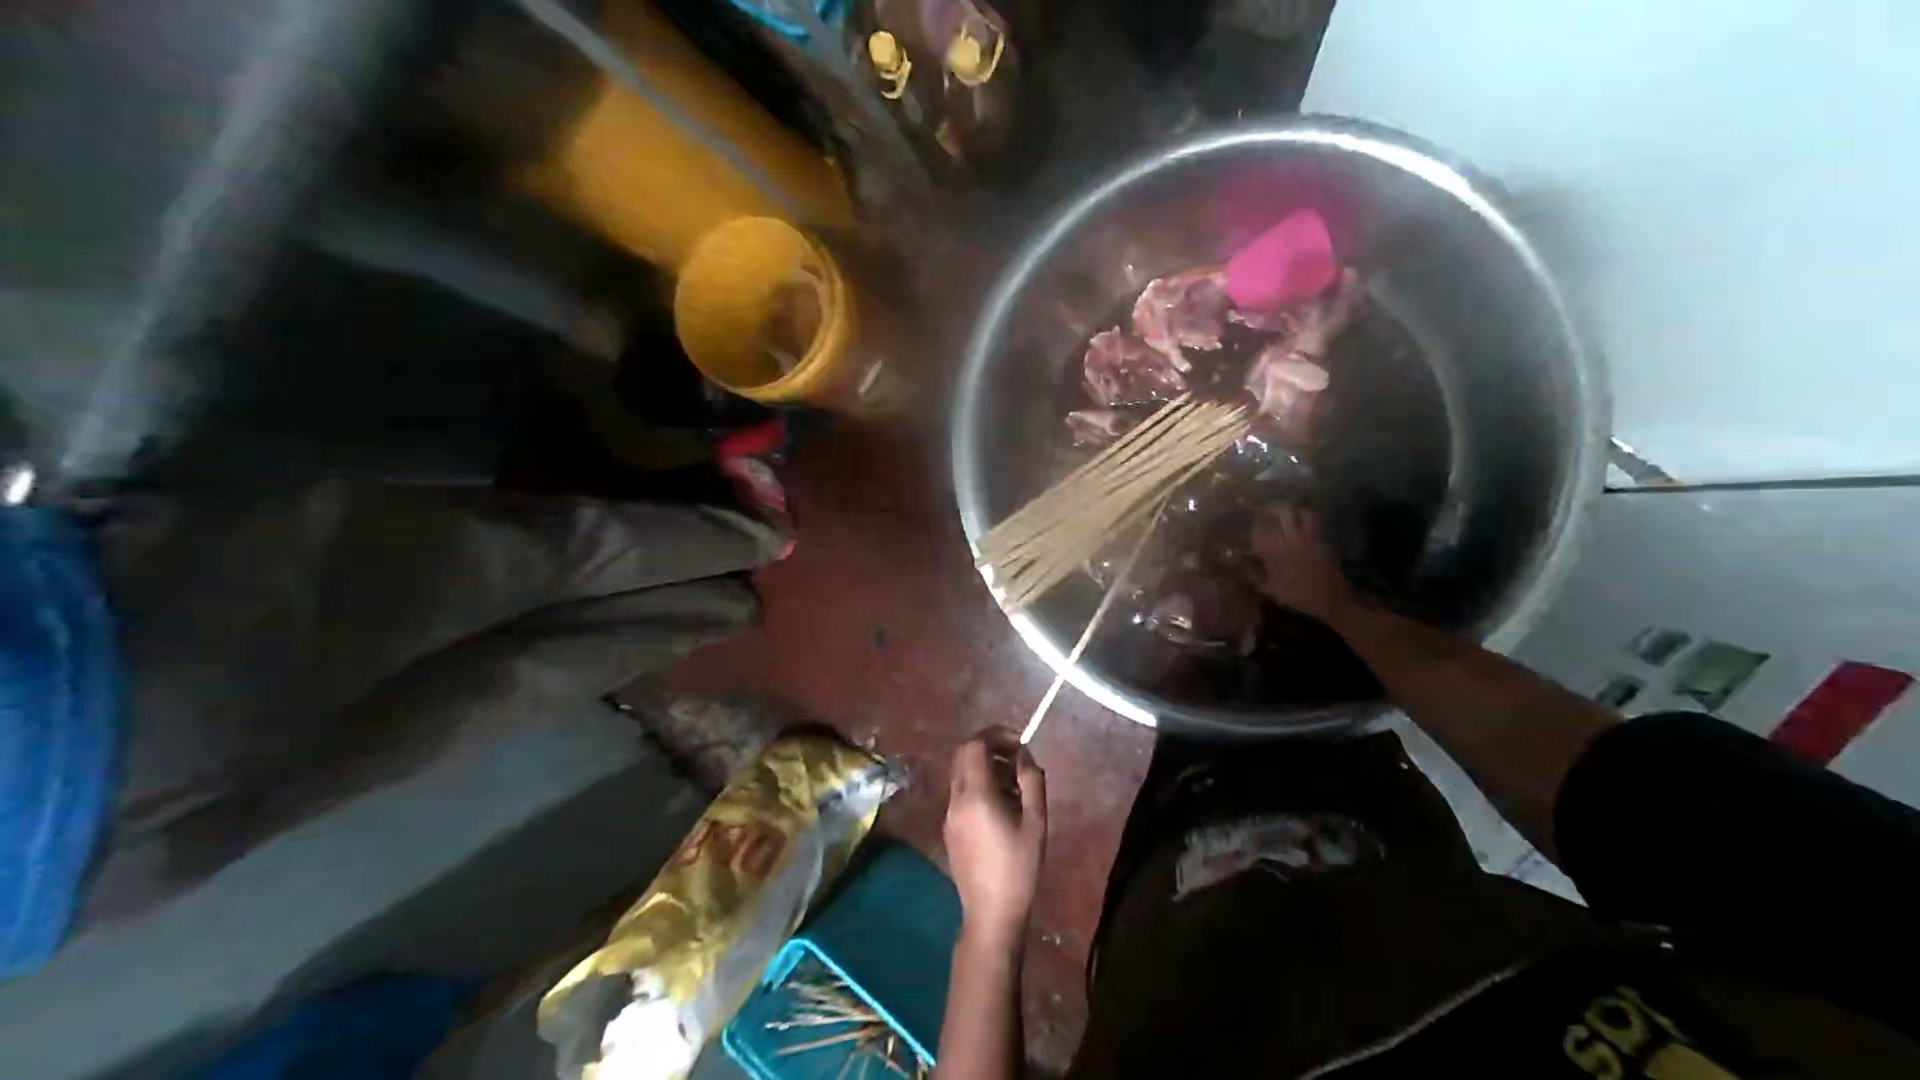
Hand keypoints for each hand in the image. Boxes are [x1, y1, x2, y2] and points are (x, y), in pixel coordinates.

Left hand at [943, 728, 1046, 945]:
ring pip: (961, 773)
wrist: (991, 914)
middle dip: (989, 747)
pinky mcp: (949, 828)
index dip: (996, 735)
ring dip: (985, 766)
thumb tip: (1024, 755)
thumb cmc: (1020, 868)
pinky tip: (1002, 805)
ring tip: (1015, 784)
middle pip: (963, 755)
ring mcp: (948, 814)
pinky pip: (961, 792)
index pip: (975, 746)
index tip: (1019, 742)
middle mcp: (956, 800)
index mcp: (976, 796)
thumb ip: (1031, 782)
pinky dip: (979, 784)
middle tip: (1016, 758)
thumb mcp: (1036, 822)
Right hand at [1249, 505, 1355, 621]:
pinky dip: (1303, 515)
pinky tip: (1296, 522)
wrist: (1330, 598)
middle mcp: (1293, 537)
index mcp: (1277, 549)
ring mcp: (1310, 535)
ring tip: (1279, 512)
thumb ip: (1248, 570)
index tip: (1246, 536)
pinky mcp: (1322, 537)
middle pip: (1282, 511)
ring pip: (1301, 510)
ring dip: (1289, 508)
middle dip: (1269, 509)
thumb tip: (1230, 557)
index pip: (1260, 529)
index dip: (1251, 529)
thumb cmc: (1295, 594)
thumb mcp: (1267, 587)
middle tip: (1261, 512)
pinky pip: (1313, 519)